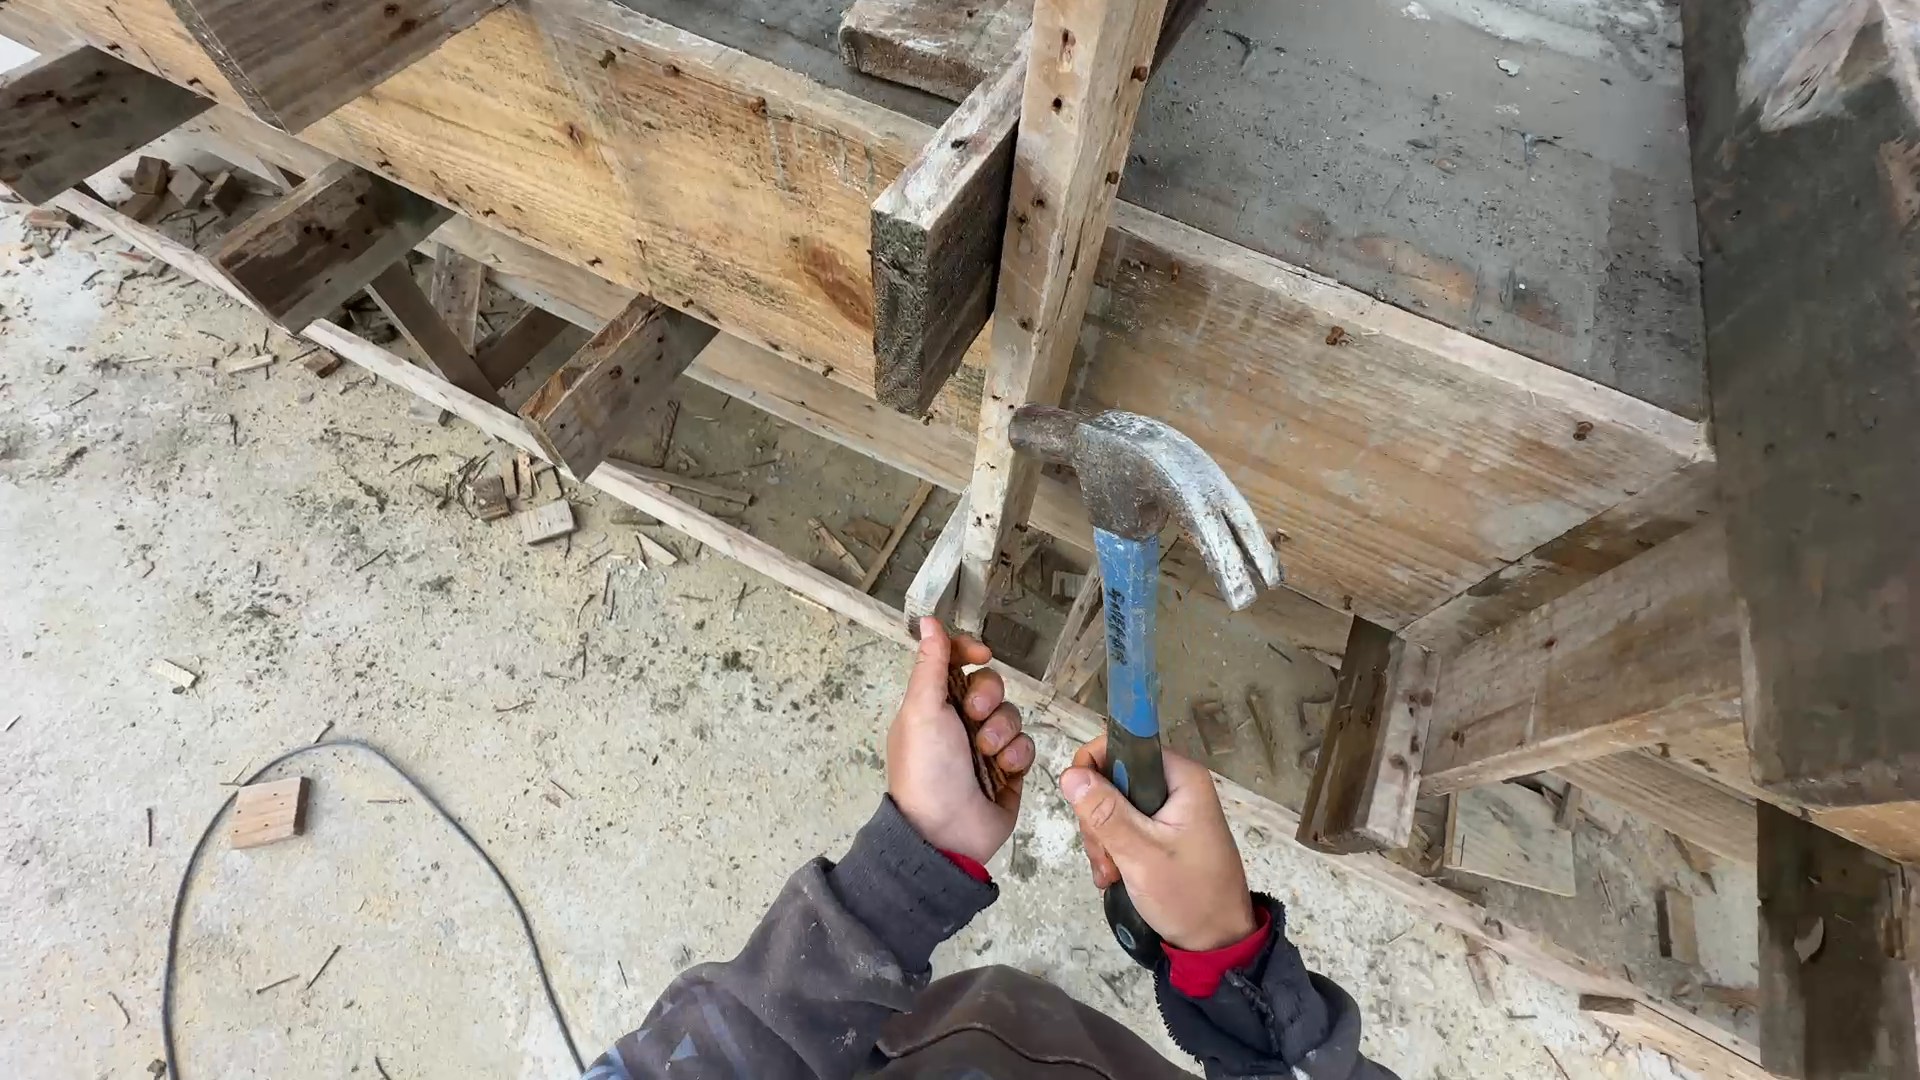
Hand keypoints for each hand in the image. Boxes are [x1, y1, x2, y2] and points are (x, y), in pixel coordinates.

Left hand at [887, 617, 1035, 862]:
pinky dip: (1016, 755)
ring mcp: (986, 745)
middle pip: (990, 684)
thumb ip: (931, 664)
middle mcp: (959, 720)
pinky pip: (1026, 745)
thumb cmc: (927, 769)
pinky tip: (1004, 771)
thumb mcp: (921, 711)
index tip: (980, 654)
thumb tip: (928, 620)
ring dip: (1002, 731)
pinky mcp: (1009, 769)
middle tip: (974, 718)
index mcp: (933, 703)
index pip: (955, 660)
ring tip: (987, 755)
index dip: (969, 651)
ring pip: (1011, 714)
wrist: (945, 834)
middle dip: (988, 698)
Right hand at [1059, 736, 1255, 951]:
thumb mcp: (1141, 854)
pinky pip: (1121, 824)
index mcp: (1179, 776)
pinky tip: (1114, 875)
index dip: (1094, 767)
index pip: (1121, 744)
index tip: (1085, 805)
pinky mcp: (1161, 830)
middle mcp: (1174, 784)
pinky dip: (1111, 848)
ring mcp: (1167, 808)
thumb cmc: (1188, 896)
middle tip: (1105, 853)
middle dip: (1097, 816)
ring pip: (1111, 803)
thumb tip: (1070, 773)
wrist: (1218, 947)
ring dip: (1102, 838)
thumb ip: (1105, 812)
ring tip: (1111, 872)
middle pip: (1111, 776)